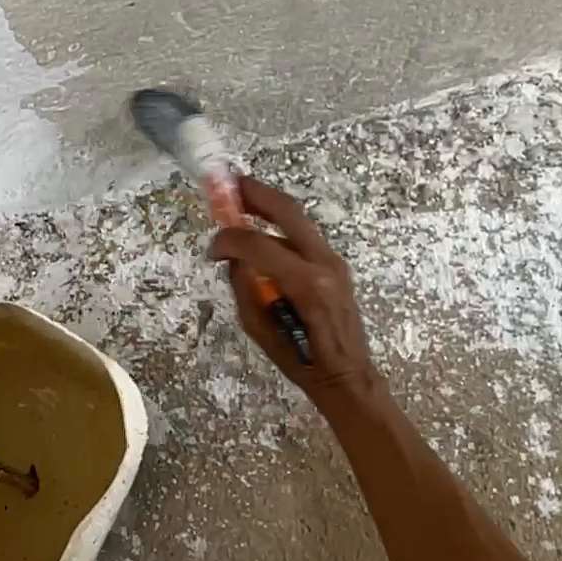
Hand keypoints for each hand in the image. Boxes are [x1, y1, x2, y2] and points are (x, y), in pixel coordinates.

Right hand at [207, 176, 379, 404]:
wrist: (347, 375)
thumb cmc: (300, 360)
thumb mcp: (258, 328)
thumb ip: (244, 286)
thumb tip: (232, 257)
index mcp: (306, 284)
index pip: (258, 244)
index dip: (229, 240)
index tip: (213, 248)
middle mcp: (324, 263)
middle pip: (287, 211)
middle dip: (255, 193)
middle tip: (229, 185)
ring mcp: (334, 260)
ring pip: (297, 219)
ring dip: (268, 207)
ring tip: (241, 202)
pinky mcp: (335, 264)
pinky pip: (302, 236)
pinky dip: (279, 228)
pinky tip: (262, 235)